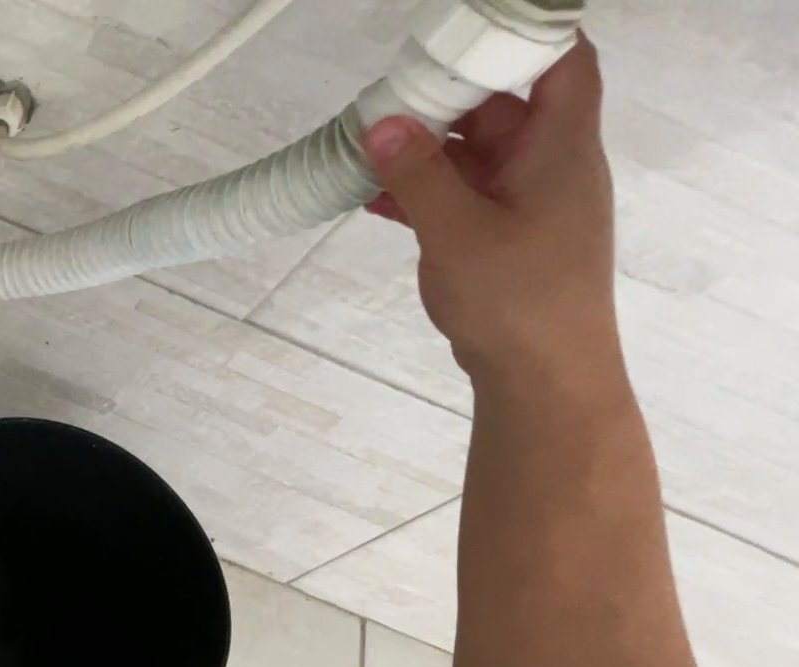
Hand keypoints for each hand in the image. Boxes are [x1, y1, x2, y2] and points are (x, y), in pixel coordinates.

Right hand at [363, 39, 620, 394]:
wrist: (537, 368)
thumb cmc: (513, 295)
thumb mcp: (457, 231)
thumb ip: (418, 177)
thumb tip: (381, 125)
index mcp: (558, 148)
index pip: (560, 63)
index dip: (520, 39)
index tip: (459, 38)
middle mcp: (544, 166)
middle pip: (503, 107)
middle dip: (448, 96)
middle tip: (388, 95)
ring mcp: (519, 203)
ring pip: (471, 156)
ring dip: (423, 150)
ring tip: (366, 146)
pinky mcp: (493, 236)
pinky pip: (455, 195)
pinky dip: (417, 190)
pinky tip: (372, 195)